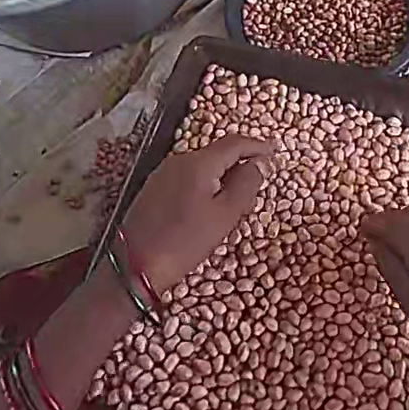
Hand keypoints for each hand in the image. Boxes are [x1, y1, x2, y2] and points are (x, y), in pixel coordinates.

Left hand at [122, 135, 269, 289]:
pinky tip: (210, 201)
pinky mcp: (153, 188)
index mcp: (198, 163)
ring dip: (222, 173)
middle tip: (259, 176)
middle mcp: (178, 160)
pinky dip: (205, 182)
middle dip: (239, 160)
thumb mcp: (224, 216)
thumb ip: (245, 186)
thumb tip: (259, 163)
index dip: (256, 145)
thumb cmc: (185, 242)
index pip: (234, 143)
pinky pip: (187, 176)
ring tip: (237, 193)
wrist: (134, 266)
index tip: (274, 150)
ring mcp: (162, 173)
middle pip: (216, 152)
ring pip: (201, 164)